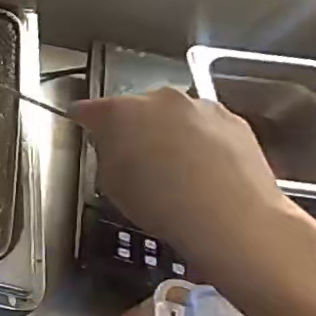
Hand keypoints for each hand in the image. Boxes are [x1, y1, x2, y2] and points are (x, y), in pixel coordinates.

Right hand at [72, 88, 315, 286]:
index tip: (83, 126)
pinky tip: (197, 171)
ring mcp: (199, 107)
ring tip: (168, 170)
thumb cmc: (161, 202)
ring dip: (166, 133)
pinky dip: (197, 142)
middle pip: (135, 107)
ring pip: (172, 115)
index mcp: (119, 112)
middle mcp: (159, 100)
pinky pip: (204, 126)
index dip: (83, 120)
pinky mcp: (233, 120)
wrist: (228, 216)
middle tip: (130, 159)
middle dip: (130, 128)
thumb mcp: (109, 183)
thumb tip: (113, 147)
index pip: (89, 109)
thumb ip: (105, 154)